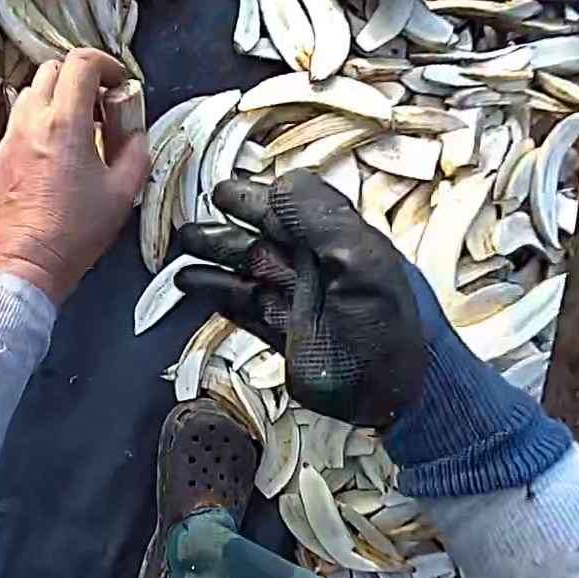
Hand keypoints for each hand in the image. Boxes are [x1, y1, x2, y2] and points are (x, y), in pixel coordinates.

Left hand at [0, 50, 151, 303]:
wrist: (30, 260)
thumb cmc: (75, 231)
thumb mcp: (123, 193)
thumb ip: (136, 153)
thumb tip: (137, 135)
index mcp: (65, 124)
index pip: (81, 63)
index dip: (106, 64)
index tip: (118, 82)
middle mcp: (33, 121)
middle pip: (53, 69)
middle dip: (82, 78)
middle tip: (102, 106)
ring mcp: (12, 137)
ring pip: (34, 92)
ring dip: (60, 98)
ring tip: (80, 128)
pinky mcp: (2, 155)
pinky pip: (22, 119)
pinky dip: (43, 120)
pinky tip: (59, 150)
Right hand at [176, 169, 570, 494]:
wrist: (397, 393)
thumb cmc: (387, 325)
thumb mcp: (361, 261)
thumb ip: (321, 219)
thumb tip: (281, 185)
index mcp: (335, 240)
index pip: (286, 209)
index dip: (252, 198)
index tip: (221, 192)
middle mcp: (312, 267)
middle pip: (258, 239)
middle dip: (222, 231)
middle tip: (188, 226)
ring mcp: (295, 301)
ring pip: (245, 273)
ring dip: (213, 262)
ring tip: (181, 255)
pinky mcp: (283, 334)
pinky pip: (244, 307)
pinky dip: (219, 295)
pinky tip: (195, 286)